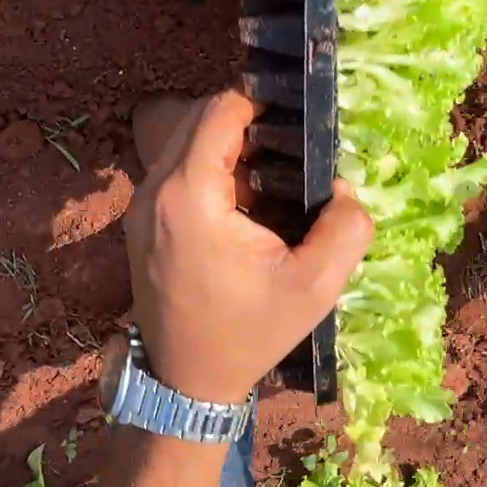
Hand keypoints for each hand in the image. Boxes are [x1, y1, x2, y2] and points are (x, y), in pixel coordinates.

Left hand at [124, 90, 373, 403]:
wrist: (185, 385)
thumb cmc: (249, 334)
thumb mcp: (315, 288)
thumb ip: (346, 229)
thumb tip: (344, 187)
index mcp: (189, 197)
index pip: (219, 111)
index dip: (260, 102)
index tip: (297, 117)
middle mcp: (154, 191)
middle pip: (197, 119)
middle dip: (245, 119)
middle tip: (291, 143)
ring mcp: (140, 207)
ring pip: (183, 142)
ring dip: (225, 143)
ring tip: (272, 170)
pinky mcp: (139, 223)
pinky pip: (175, 171)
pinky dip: (208, 167)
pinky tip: (243, 199)